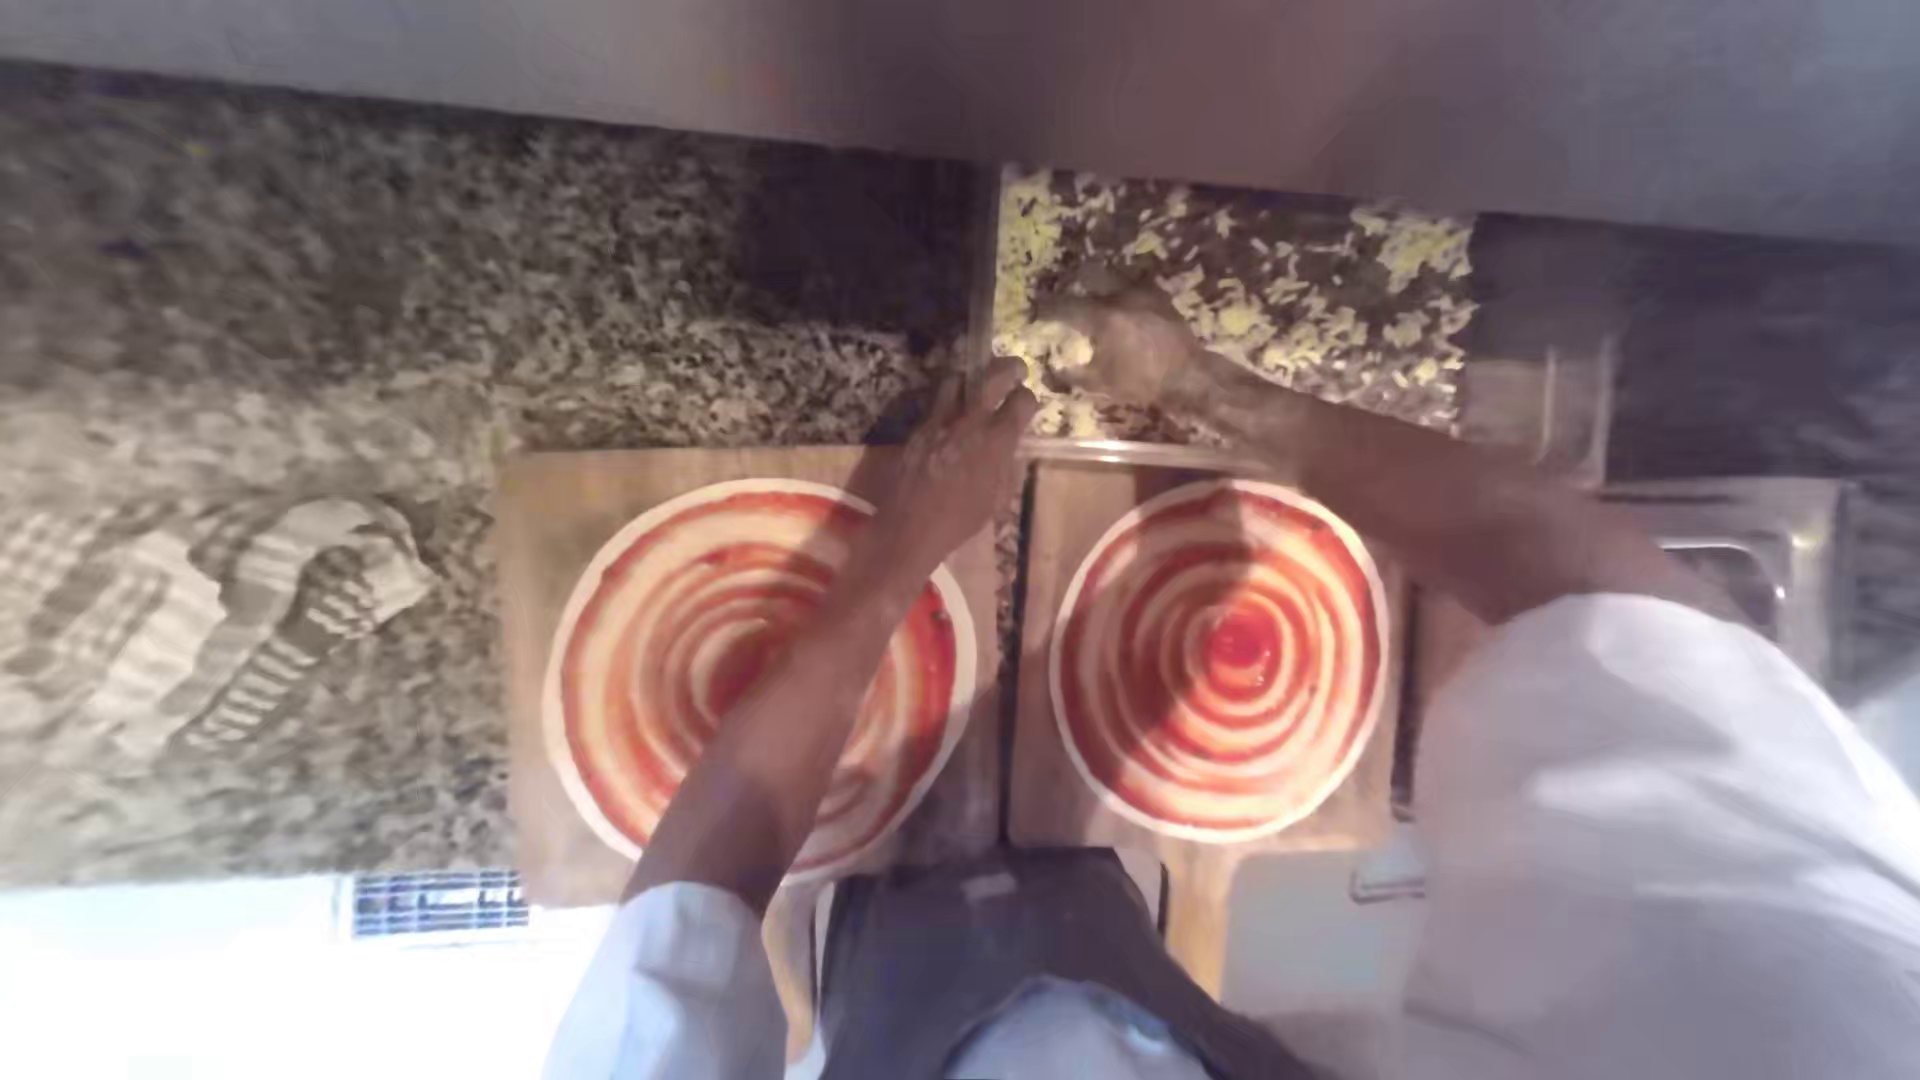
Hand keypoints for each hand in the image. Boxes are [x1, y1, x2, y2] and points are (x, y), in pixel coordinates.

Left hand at [866, 354, 1036, 580]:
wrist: (911, 527)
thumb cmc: (960, 521)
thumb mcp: (997, 498)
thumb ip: (1006, 464)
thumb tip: (1010, 445)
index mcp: (996, 442)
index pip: (1022, 402)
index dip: (1029, 399)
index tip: (1027, 404)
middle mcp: (969, 422)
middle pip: (993, 376)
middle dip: (1009, 368)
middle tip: (1015, 369)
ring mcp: (939, 421)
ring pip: (957, 379)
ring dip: (971, 378)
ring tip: (976, 384)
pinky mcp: (918, 427)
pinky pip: (935, 401)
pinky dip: (948, 399)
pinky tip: (951, 411)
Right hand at [1037, 285, 1211, 408]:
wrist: (1187, 377)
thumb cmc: (1140, 382)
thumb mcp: (1099, 384)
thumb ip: (1071, 375)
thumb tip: (1051, 369)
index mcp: (1101, 318)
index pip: (1064, 306)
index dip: (1046, 308)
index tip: (1036, 311)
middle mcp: (1120, 296)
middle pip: (1090, 275)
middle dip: (1074, 282)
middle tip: (1067, 294)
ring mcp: (1143, 293)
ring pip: (1115, 274)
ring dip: (1101, 281)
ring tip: (1094, 291)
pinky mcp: (1160, 296)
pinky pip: (1138, 281)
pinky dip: (1125, 285)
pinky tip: (1123, 296)